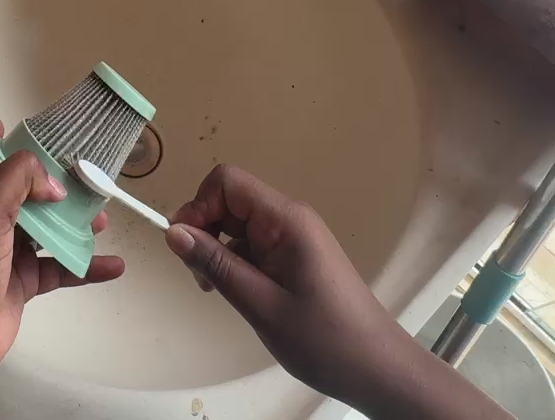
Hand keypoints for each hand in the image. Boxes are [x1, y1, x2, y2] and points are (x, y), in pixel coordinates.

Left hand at [0, 118, 124, 416]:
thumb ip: (20, 179)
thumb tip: (56, 184)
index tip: (10, 121)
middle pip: (31, 192)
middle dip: (59, 183)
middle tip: (90, 175)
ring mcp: (12, 252)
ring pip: (52, 229)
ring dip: (78, 222)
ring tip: (105, 217)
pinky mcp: (26, 283)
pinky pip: (63, 269)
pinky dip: (89, 266)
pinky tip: (114, 265)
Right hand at [165, 165, 508, 419]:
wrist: (381, 371)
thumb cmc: (325, 340)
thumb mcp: (261, 306)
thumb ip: (216, 265)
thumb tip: (172, 231)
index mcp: (285, 220)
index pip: (228, 182)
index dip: (199, 205)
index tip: (185, 245)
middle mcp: (288, 217)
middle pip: (230, 199)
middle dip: (205, 228)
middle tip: (199, 276)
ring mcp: (293, 235)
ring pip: (238, 222)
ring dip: (218, 247)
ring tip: (216, 289)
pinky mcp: (295, 254)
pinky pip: (253, 241)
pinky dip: (235, 260)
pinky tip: (239, 292)